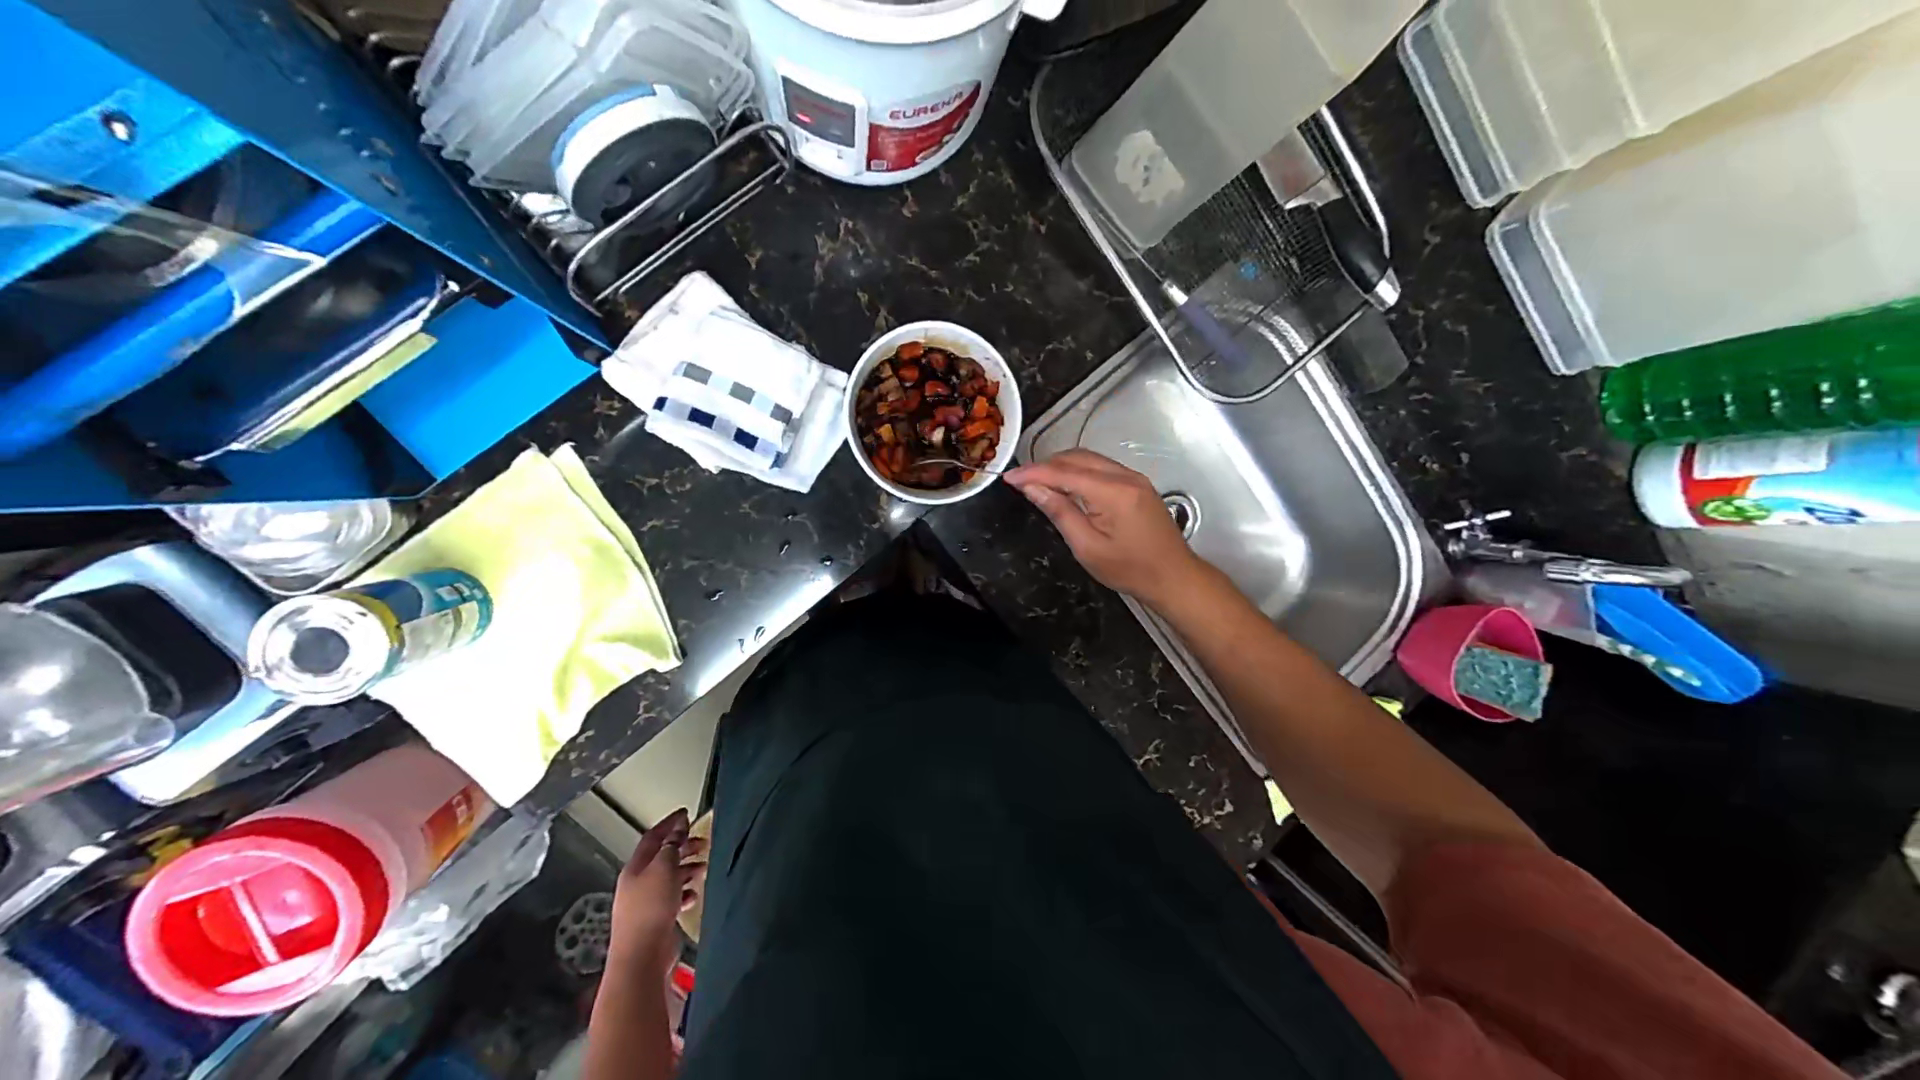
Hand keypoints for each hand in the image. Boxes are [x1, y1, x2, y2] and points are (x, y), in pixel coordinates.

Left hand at [609, 808, 706, 978]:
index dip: (670, 823)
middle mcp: (638, 882)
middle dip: (683, 846)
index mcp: (636, 867)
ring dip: (686, 869)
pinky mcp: (655, 920)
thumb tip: (678, 828)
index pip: (653, 836)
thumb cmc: (652, 908)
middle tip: (703, 842)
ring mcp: (646, 902)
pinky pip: (673, 897)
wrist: (642, 957)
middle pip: (662, 856)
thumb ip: (672, 846)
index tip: (687, 813)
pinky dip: (684, 891)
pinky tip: (694, 894)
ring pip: (669, 877)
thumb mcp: (664, 868)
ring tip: (703, 867)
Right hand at [1005, 450, 1206, 606]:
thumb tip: (1032, 488)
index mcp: (1113, 493)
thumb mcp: (1087, 547)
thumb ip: (1059, 512)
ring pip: (1089, 459)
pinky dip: (1078, 471)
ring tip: (1037, 482)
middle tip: (1020, 480)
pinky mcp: (1137, 483)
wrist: (1173, 577)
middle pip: (1076, 458)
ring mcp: (1134, 477)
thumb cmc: (1130, 569)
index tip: (1009, 477)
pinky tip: (1065, 485)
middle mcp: (1125, 476)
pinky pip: (1101, 467)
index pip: (1064, 473)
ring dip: (1061, 466)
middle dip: (1045, 465)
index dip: (1033, 473)